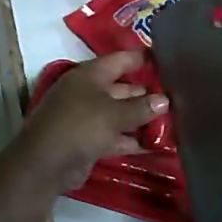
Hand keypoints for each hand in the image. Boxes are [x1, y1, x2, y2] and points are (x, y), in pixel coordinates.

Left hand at [14, 50, 168, 191]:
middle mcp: (87, 93)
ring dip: (141, 119)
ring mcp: (85, 118)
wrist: (45, 164)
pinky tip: (155, 145)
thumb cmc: (79, 126)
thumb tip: (164, 101)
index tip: (165, 58)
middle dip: (146, 93)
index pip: (119, 60)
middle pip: (121, 89)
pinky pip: (114, 136)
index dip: (141, 58)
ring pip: (119, 115)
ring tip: (172, 121)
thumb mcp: (113, 114)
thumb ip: (140, 108)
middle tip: (176, 96)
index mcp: (89, 76)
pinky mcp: (87, 142)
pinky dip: (131, 140)